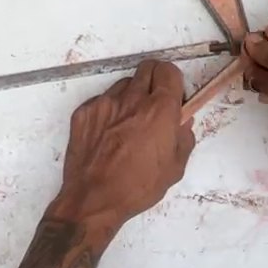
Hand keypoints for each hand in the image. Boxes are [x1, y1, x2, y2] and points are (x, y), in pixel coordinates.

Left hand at [47, 60, 195, 235]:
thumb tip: (182, 122)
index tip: (173, 97)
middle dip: (154, 81)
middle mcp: (132, 99)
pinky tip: (108, 135)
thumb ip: (183, 138)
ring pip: (124, 85)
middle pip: (147, 68)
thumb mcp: (174, 168)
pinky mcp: (84, 112)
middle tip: (153, 104)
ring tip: (128, 124)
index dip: (173, 82)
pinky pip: (102, 101)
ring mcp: (104, 103)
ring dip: (131, 97)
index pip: (169, 71)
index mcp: (159, 110)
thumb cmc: (137, 188)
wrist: (93, 199)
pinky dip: (109, 111)